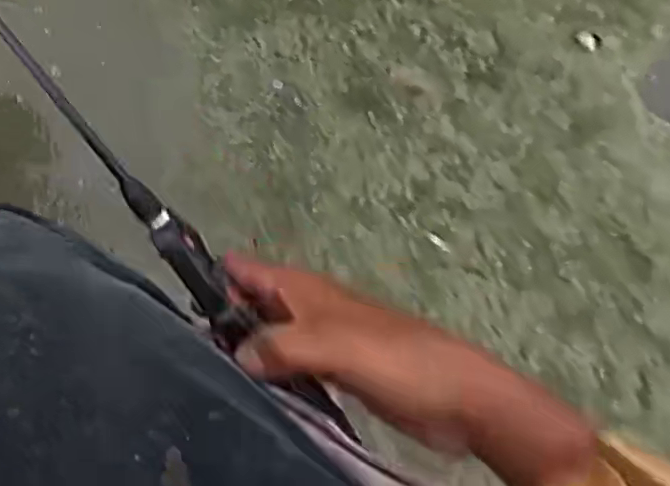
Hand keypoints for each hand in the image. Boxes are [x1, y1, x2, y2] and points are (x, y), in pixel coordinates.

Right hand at [225, 255, 595, 485]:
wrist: (469, 401)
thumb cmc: (392, 356)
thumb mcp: (323, 344)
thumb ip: (272, 345)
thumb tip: (236, 355)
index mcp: (292, 284)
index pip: (234, 267)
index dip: (212, 279)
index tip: (200, 311)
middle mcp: (298, 304)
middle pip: (245, 303)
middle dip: (229, 324)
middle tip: (217, 352)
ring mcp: (318, 337)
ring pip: (266, 337)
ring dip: (254, 355)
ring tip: (240, 377)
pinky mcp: (335, 368)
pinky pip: (291, 365)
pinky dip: (279, 376)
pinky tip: (274, 393)